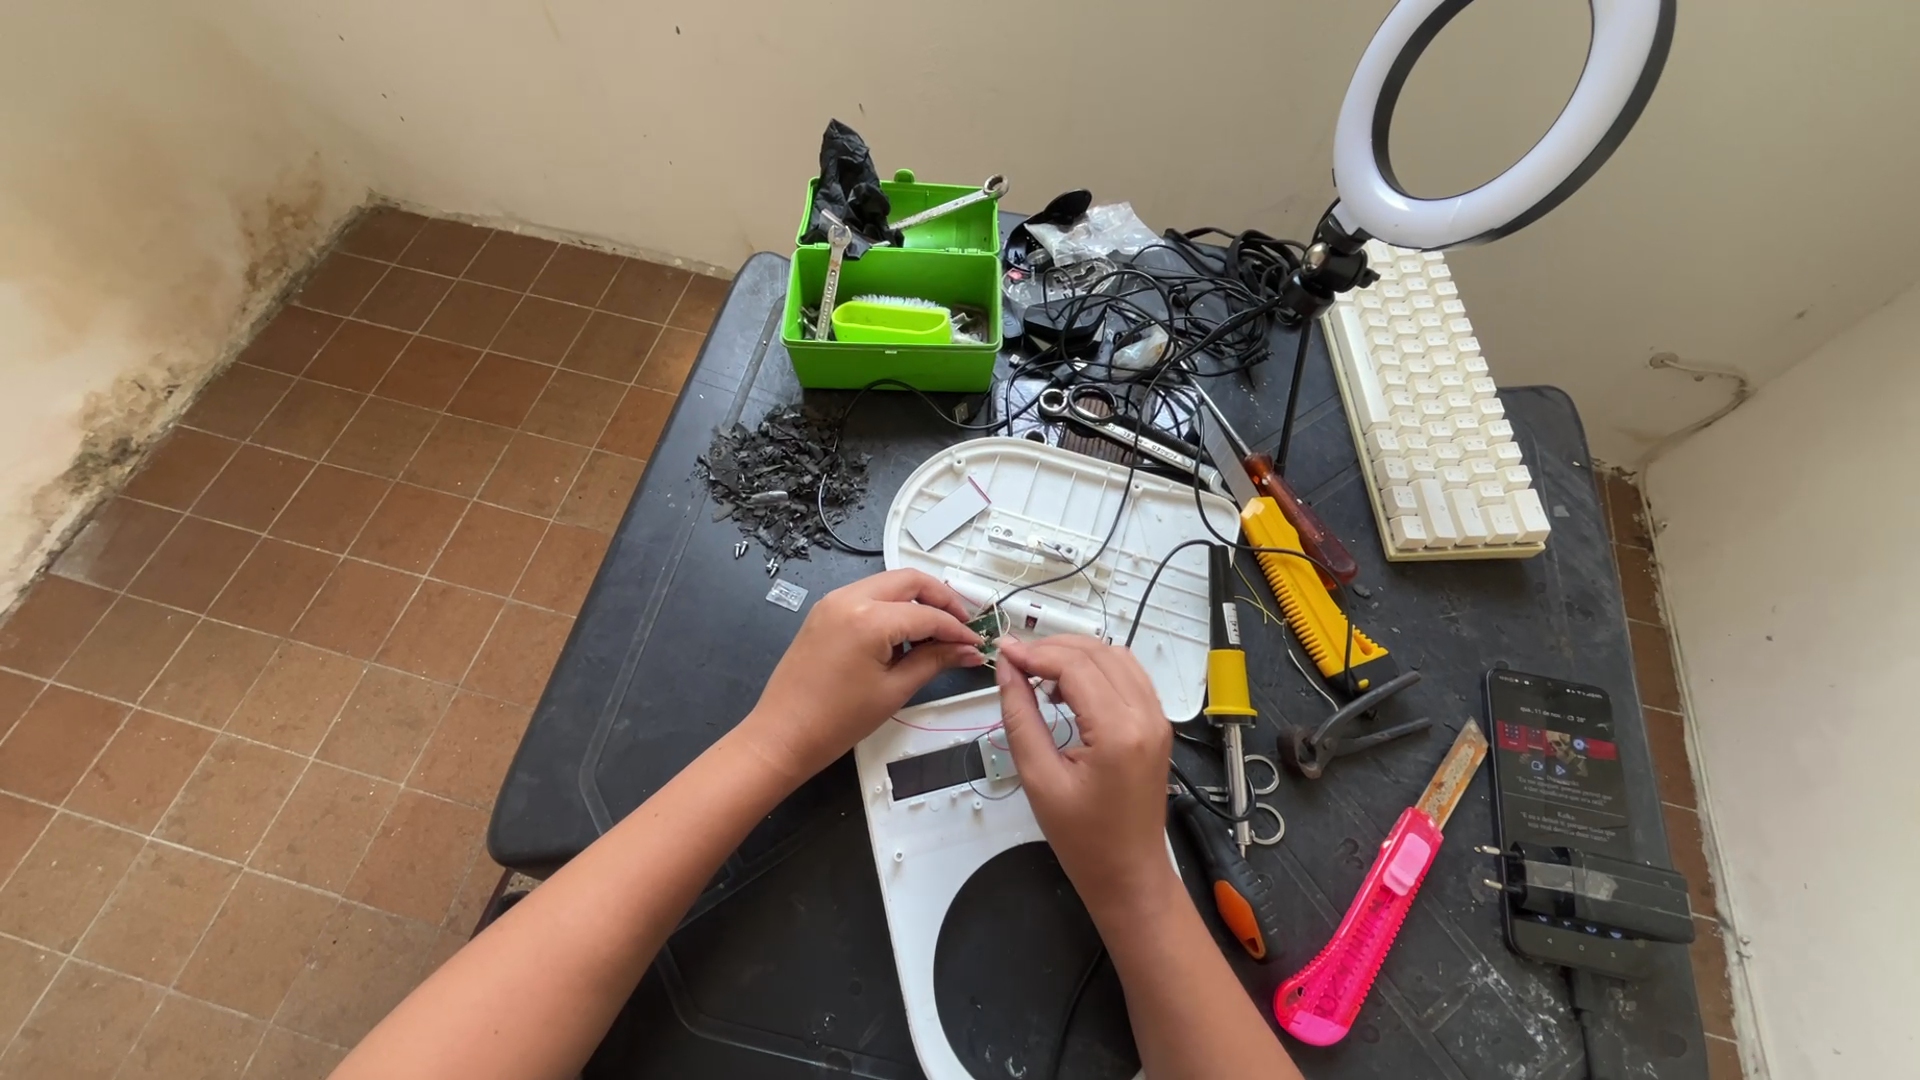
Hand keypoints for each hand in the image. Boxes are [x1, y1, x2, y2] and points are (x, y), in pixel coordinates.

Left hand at [739, 569, 984, 782]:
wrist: (783, 735)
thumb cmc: (836, 720)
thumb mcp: (895, 690)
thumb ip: (935, 661)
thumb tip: (967, 650)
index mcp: (868, 619)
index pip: (927, 614)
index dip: (957, 629)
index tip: (975, 642)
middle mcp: (849, 599)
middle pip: (910, 580)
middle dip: (941, 599)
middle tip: (961, 625)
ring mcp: (833, 602)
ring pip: (889, 583)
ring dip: (917, 600)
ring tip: (936, 634)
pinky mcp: (825, 611)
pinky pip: (868, 596)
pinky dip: (892, 607)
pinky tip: (905, 635)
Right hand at [995, 636, 1174, 914]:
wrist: (1129, 874)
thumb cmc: (1084, 840)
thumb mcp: (1038, 777)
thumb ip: (1020, 716)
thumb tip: (1007, 669)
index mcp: (1119, 733)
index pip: (1075, 665)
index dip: (1034, 652)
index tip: (1003, 652)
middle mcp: (1146, 717)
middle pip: (1097, 652)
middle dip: (1051, 648)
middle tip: (1015, 661)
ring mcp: (1157, 718)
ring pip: (1115, 656)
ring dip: (1075, 654)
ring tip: (1039, 673)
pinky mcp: (1157, 723)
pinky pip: (1128, 674)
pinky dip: (1096, 668)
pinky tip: (1068, 686)